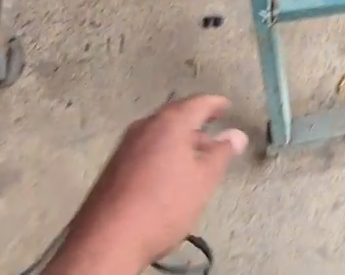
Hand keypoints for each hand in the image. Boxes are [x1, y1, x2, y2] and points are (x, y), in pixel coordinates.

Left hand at [48, 95, 247, 273]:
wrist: (106, 241)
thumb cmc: (163, 206)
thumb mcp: (203, 180)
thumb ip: (222, 153)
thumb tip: (237, 135)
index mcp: (170, 122)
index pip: (199, 102)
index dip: (216, 104)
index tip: (226, 107)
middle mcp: (145, 126)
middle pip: (176, 116)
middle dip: (196, 124)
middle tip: (213, 134)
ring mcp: (125, 146)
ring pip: (159, 134)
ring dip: (178, 141)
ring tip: (193, 160)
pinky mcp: (112, 167)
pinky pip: (144, 149)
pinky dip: (161, 153)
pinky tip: (167, 175)